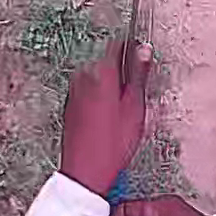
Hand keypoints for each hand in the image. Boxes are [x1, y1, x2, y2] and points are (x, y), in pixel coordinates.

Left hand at [58, 39, 151, 196]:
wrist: (85, 171)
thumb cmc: (110, 144)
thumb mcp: (135, 107)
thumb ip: (139, 75)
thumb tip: (144, 52)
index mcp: (101, 72)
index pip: (118, 45)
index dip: (134, 50)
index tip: (143, 56)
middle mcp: (84, 77)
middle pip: (108, 62)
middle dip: (123, 73)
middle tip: (137, 92)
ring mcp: (75, 91)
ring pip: (99, 78)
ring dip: (111, 86)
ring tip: (124, 109)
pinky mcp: (71, 105)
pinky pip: (90, 92)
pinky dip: (101, 98)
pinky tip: (110, 117)